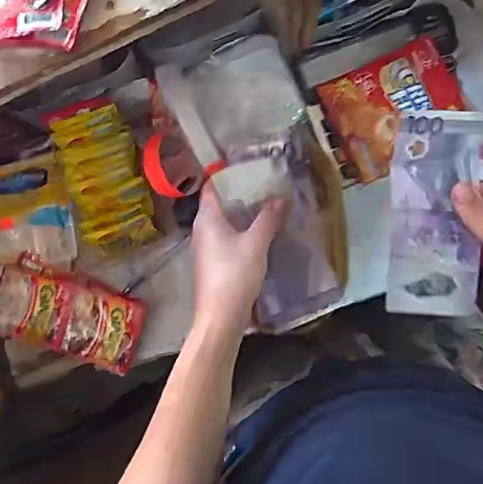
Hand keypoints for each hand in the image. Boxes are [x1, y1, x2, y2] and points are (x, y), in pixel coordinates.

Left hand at [190, 183, 286, 339]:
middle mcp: (202, 229)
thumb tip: (280, 196)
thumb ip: (268, 218)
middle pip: (218, 202)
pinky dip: (241, 229)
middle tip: (264, 183)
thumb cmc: (234, 274)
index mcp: (207, 218)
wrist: (220, 317)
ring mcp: (206, 246)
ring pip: (224, 221)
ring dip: (242, 212)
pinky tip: (259, 231)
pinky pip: (227, 236)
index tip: (247, 166)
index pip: (211, 187)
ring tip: (266, 203)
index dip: (226, 174)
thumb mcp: (256, 243)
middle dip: (239, 192)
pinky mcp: (214, 261)